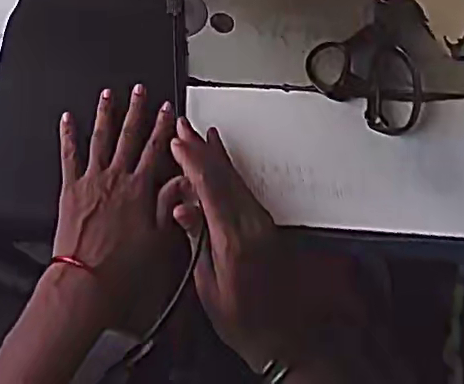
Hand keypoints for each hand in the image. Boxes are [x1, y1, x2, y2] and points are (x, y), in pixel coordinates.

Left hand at [53, 84, 179, 326]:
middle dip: (136, 109)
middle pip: (129, 135)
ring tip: (107, 94)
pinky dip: (67, 135)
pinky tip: (67, 119)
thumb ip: (169, 206)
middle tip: (139, 89)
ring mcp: (92, 179)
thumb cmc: (121, 271)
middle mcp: (116, 178)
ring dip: (105, 113)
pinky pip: (69, 155)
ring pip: (100, 137)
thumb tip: (182, 182)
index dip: (162, 127)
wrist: (85, 284)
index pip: (155, 149)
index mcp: (139, 190)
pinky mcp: (71, 188)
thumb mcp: (158, 242)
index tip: (165, 110)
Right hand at [161, 119, 365, 373]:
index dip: (192, 161)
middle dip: (200, 147)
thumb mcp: (210, 289)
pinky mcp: (265, 223)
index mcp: (234, 240)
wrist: (286, 339)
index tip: (177, 144)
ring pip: (234, 177)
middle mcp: (251, 225)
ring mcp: (261, 221)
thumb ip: (198, 243)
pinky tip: (221, 156)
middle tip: (182, 126)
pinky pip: (242, 185)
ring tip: (197, 133)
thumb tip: (182, 209)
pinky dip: (229, 166)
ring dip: (214, 153)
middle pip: (223, 175)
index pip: (210, 187)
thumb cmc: (245, 322)